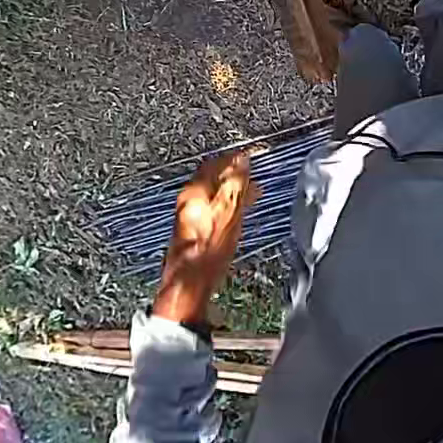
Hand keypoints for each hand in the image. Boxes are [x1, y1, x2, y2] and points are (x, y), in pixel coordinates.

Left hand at [151, 152, 258, 325]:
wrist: (190, 288)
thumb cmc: (206, 254)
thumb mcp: (229, 215)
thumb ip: (236, 186)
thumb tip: (242, 162)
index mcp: (194, 192)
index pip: (215, 163)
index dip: (235, 157)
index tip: (251, 155)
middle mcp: (188, 201)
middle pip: (213, 177)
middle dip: (235, 172)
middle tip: (254, 172)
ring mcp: (190, 215)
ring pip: (215, 192)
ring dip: (234, 188)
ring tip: (253, 189)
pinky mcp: (195, 229)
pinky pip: (214, 206)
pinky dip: (229, 203)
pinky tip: (240, 209)